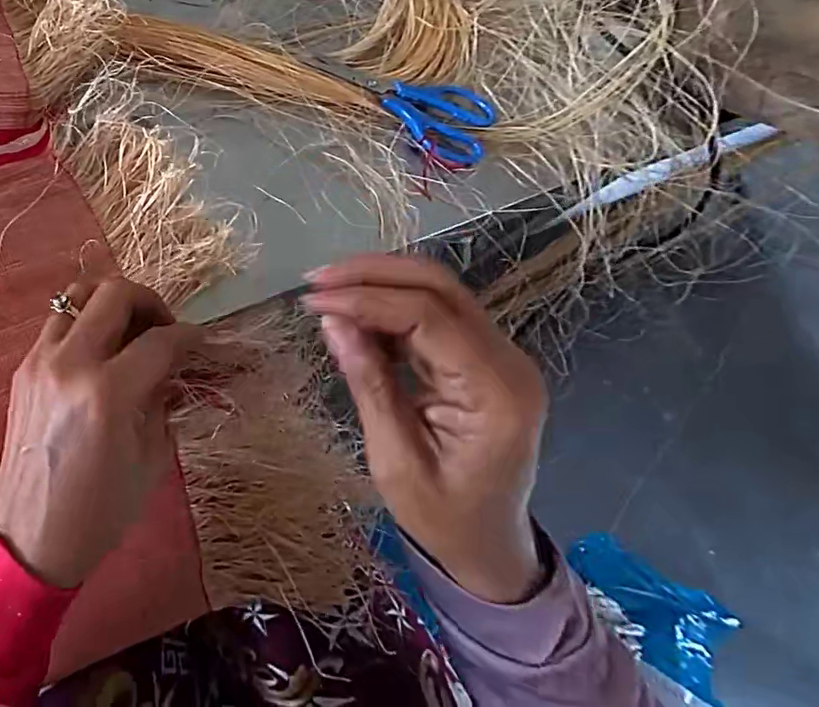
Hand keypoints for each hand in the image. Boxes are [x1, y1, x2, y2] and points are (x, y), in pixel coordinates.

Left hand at [0, 275, 201, 588]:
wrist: (30, 529)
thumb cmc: (100, 509)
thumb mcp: (149, 458)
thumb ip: (162, 400)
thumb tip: (173, 364)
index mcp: (107, 393)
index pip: (158, 340)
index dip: (188, 336)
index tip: (200, 341)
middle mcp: (69, 362)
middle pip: (113, 293)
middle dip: (148, 301)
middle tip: (163, 327)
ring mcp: (39, 359)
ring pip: (75, 295)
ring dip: (108, 303)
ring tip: (128, 332)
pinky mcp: (22, 366)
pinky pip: (56, 323)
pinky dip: (82, 323)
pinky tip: (98, 352)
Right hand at [301, 254, 548, 603]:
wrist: (488, 546)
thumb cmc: (441, 515)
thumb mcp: (394, 457)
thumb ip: (368, 383)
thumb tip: (332, 321)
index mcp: (495, 394)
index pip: (428, 316)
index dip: (365, 300)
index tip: (312, 301)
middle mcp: (507, 363)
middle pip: (440, 286)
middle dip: (372, 272)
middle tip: (314, 279)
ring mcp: (497, 357)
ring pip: (436, 289)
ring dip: (377, 280)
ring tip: (323, 288)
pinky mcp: (477, 358)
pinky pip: (431, 311)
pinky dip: (385, 301)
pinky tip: (349, 310)